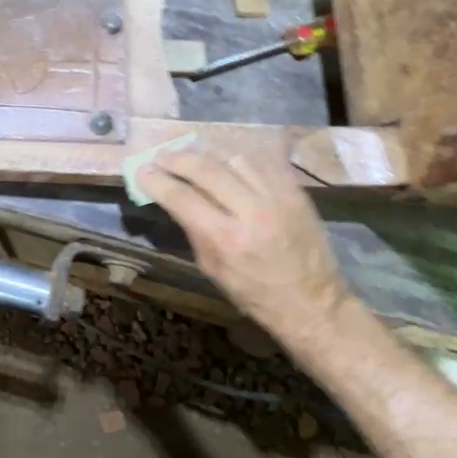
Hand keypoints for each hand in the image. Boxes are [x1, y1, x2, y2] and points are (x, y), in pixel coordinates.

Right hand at [137, 144, 351, 349]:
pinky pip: (261, 163)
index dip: (157, 180)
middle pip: (205, 168)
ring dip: (208, 155)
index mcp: (225, 239)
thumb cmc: (255, 294)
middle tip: (162, 157)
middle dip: (177, 159)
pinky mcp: (296, 192)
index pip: (181, 196)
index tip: (143, 171)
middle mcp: (251, 211)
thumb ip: (193, 229)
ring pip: (233, 158)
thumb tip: (174, 198)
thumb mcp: (212, 269)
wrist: (313, 302)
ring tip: (194, 158)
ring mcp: (277, 198)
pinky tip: (227, 162)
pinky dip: (238, 160)